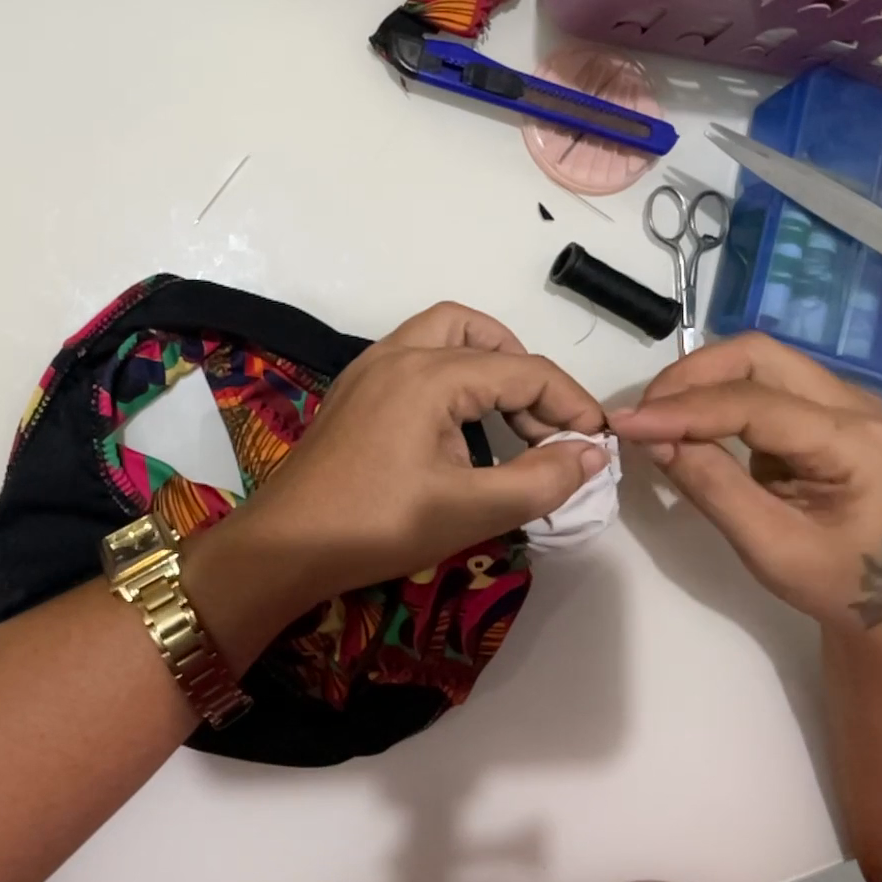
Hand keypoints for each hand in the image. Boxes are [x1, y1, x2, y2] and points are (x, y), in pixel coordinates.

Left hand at [215, 303, 608, 604]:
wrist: (285, 547)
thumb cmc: (379, 526)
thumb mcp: (472, 510)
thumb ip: (542, 479)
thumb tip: (591, 453)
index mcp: (431, 375)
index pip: (525, 371)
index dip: (571, 404)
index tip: (596, 443)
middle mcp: (398, 355)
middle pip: (479, 334)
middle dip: (524, 372)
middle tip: (543, 427)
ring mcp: (368, 370)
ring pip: (441, 337)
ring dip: (484, 363)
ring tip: (507, 419)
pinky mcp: (353, 392)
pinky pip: (413, 359)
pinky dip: (449, 376)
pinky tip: (455, 429)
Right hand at [607, 333, 881, 631]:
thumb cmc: (831, 580)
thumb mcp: (766, 545)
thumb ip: (710, 485)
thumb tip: (650, 438)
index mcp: (855, 443)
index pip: (755, 404)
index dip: (685, 409)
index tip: (627, 424)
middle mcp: (852, 404)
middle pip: (755, 356)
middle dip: (688, 378)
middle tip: (643, 417)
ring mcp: (837, 399)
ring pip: (752, 359)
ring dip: (696, 381)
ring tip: (656, 419)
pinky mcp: (816, 405)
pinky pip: (754, 379)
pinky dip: (710, 393)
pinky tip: (684, 421)